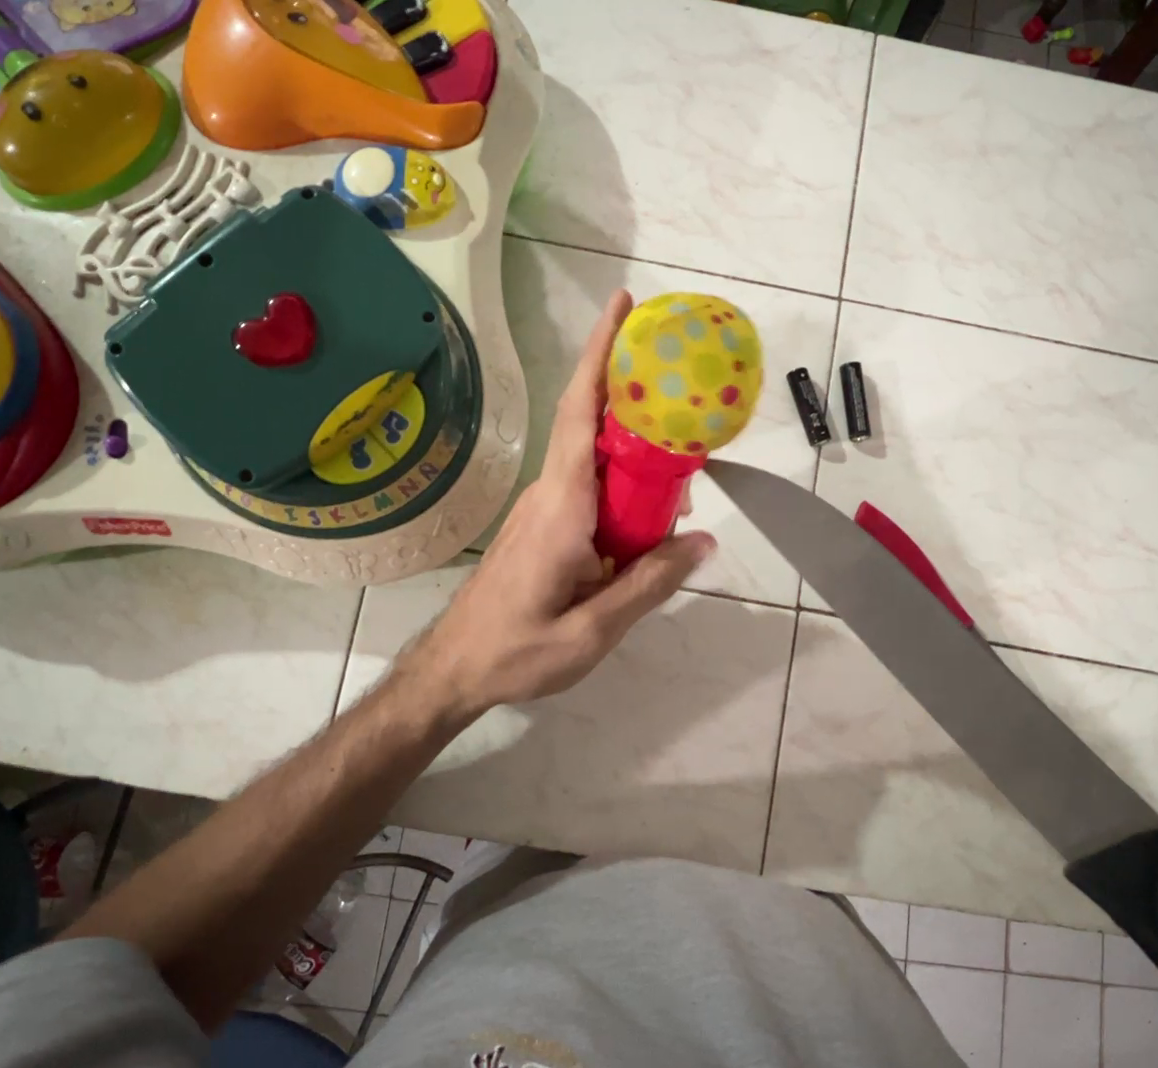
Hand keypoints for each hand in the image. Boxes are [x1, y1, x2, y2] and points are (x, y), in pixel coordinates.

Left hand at [401, 290, 715, 719]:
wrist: (454, 670)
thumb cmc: (517, 651)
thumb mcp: (592, 632)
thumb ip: (648, 584)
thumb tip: (703, 541)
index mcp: (562, 508)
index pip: (580, 413)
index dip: (600, 356)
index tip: (623, 308)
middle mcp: (549, 494)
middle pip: (593, 426)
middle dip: (638, 401)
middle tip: (688, 404)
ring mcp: (542, 508)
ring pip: (594, 460)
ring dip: (637, 455)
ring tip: (684, 479)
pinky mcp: (542, 525)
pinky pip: (589, 487)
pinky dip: (623, 484)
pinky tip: (650, 512)